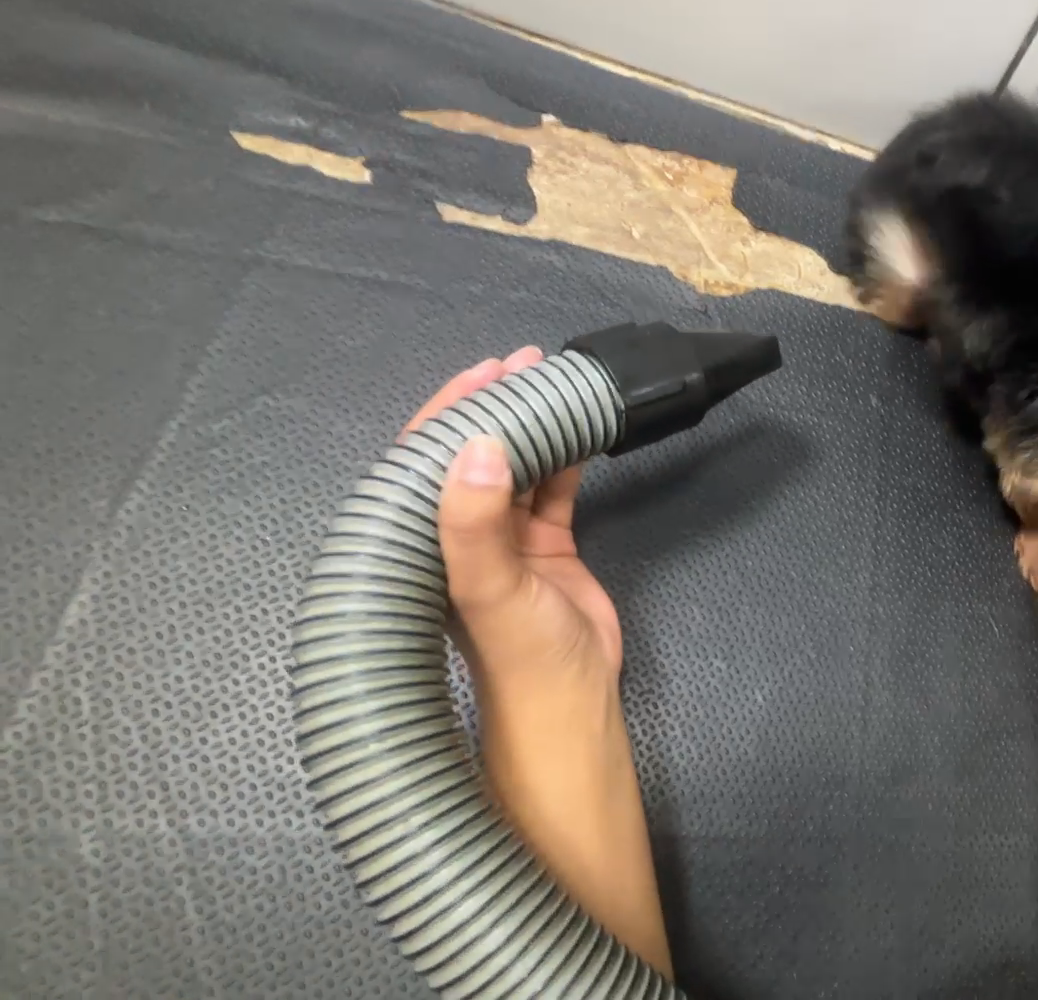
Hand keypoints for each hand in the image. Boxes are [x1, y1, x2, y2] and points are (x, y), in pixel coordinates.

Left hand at [403, 348, 671, 972]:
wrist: (571, 702)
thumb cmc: (520, 653)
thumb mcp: (490, 590)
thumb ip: (475, 524)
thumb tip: (478, 447)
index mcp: (425, 540)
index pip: (429, 459)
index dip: (454, 409)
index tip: (492, 368)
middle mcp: (458, 532)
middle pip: (472, 453)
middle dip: (497, 405)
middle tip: (533, 363)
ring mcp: (505, 538)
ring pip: (516, 466)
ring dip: (535, 426)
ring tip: (559, 384)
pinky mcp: (547, 546)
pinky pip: (553, 489)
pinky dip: (567, 459)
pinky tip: (584, 432)